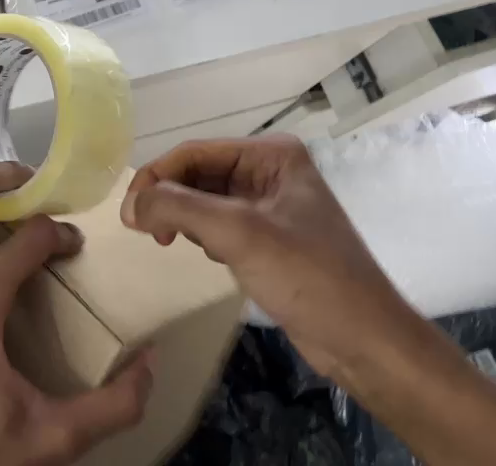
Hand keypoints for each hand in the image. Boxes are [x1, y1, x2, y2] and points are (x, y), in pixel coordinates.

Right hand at [121, 135, 417, 381]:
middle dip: (171, 199)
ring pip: (206, 199)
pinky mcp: (270, 238)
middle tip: (146, 232)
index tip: (129, 213)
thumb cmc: (308, 277)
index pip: (195, 152)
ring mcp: (271, 205)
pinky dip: (204, 236)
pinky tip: (209, 257)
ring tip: (175, 244)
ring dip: (185, 218)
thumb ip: (179, 208)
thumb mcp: (238, 234)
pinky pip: (221, 224)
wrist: (366, 342)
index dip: (157, 177)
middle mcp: (271, 171)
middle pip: (199, 173)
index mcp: (272, 154)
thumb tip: (129, 204)